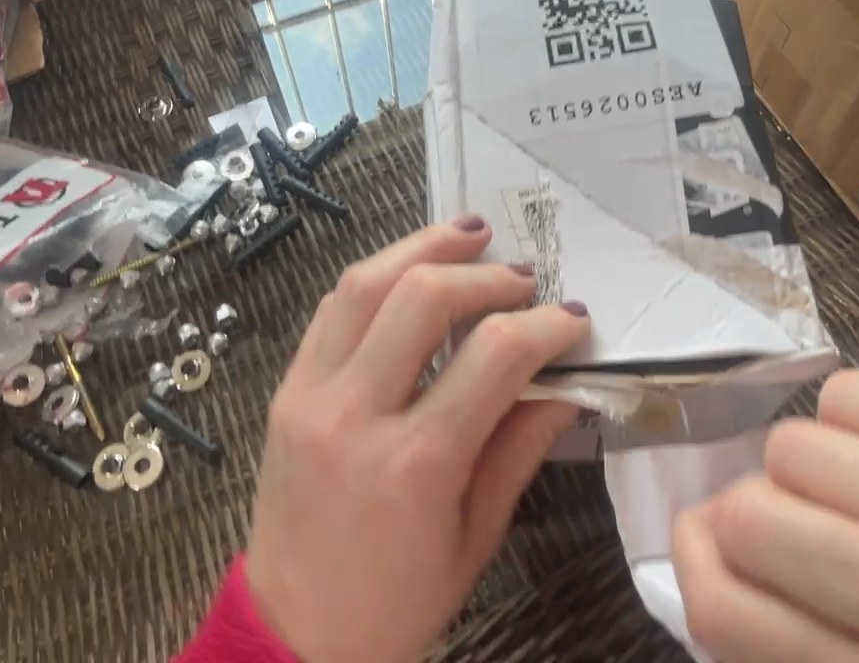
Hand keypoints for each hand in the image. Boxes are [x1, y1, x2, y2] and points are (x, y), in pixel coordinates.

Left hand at [245, 217, 591, 662]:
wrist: (291, 636)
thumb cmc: (397, 603)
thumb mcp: (476, 536)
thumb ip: (520, 448)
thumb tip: (565, 385)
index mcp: (416, 463)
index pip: (494, 355)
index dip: (546, 325)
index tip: (572, 318)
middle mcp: (355, 414)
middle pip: (422, 297)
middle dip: (484, 274)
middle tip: (522, 275)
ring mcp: (309, 394)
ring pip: (363, 284)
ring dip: (421, 248)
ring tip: (467, 234)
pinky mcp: (285, 389)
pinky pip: (330, 310)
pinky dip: (375, 279)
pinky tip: (408, 271)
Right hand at [673, 371, 858, 662]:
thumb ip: (825, 645)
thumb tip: (708, 553)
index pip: (726, 615)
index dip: (692, 566)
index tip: (703, 542)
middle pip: (745, 513)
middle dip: (757, 507)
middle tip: (803, 516)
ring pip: (791, 445)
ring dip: (816, 463)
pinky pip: (849, 394)